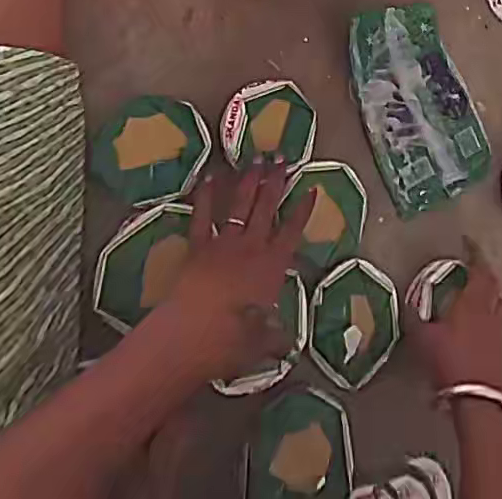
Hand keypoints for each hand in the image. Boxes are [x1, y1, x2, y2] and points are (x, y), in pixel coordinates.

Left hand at [151, 162, 315, 382]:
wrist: (188, 335)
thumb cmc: (230, 341)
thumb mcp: (261, 344)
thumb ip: (276, 337)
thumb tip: (289, 343)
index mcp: (273, 265)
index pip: (293, 231)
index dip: (303, 210)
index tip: (312, 188)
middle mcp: (252, 247)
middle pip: (268, 207)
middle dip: (276, 181)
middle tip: (282, 158)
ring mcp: (224, 243)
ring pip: (241, 204)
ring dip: (249, 180)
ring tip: (257, 158)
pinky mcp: (198, 247)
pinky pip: (203, 216)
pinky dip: (205, 196)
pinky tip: (208, 177)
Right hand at [411, 239, 501, 392]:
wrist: (476, 400)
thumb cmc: (449, 360)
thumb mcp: (424, 337)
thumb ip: (417, 318)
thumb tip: (410, 305)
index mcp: (473, 301)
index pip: (480, 270)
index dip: (475, 254)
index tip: (468, 243)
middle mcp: (491, 312)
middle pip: (493, 285)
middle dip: (484, 273)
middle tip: (473, 268)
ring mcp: (500, 332)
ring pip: (500, 305)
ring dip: (491, 296)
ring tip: (479, 296)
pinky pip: (499, 325)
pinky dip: (491, 318)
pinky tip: (480, 327)